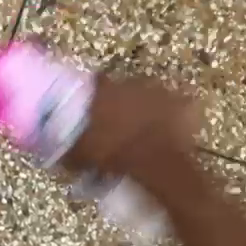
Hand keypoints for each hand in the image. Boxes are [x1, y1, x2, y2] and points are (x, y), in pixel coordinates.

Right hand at [60, 73, 199, 184]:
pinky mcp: (185, 105)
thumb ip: (71, 150)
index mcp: (105, 92)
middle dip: (122, 101)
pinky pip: (179, 107)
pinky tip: (169, 132)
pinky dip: (175, 117)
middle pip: (125, 88)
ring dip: (148, 108)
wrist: (157, 163)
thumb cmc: (115, 154)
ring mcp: (162, 92)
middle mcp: (133, 84)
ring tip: (144, 129)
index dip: (94, 94)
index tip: (93, 106)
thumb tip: (60, 155)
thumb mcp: (83, 157)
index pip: (96, 82)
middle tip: (118, 122)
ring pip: (152, 96)